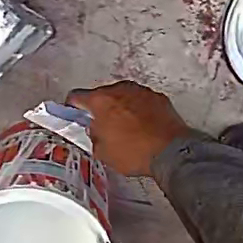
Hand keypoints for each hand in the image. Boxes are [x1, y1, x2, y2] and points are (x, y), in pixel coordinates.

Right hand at [66, 81, 193, 176]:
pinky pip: (141, 102)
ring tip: (124, 131)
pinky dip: (139, 111)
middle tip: (101, 128)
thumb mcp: (103, 152)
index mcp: (100, 101)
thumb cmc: (136, 152)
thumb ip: (93, 136)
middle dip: (100, 110)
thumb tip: (95, 131)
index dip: (71, 107)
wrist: (171, 152)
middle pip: (102, 96)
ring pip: (123, 97)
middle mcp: (120, 90)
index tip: (72, 112)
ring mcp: (141, 92)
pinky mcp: (158, 98)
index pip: (76, 97)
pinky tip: (141, 129)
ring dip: (120, 109)